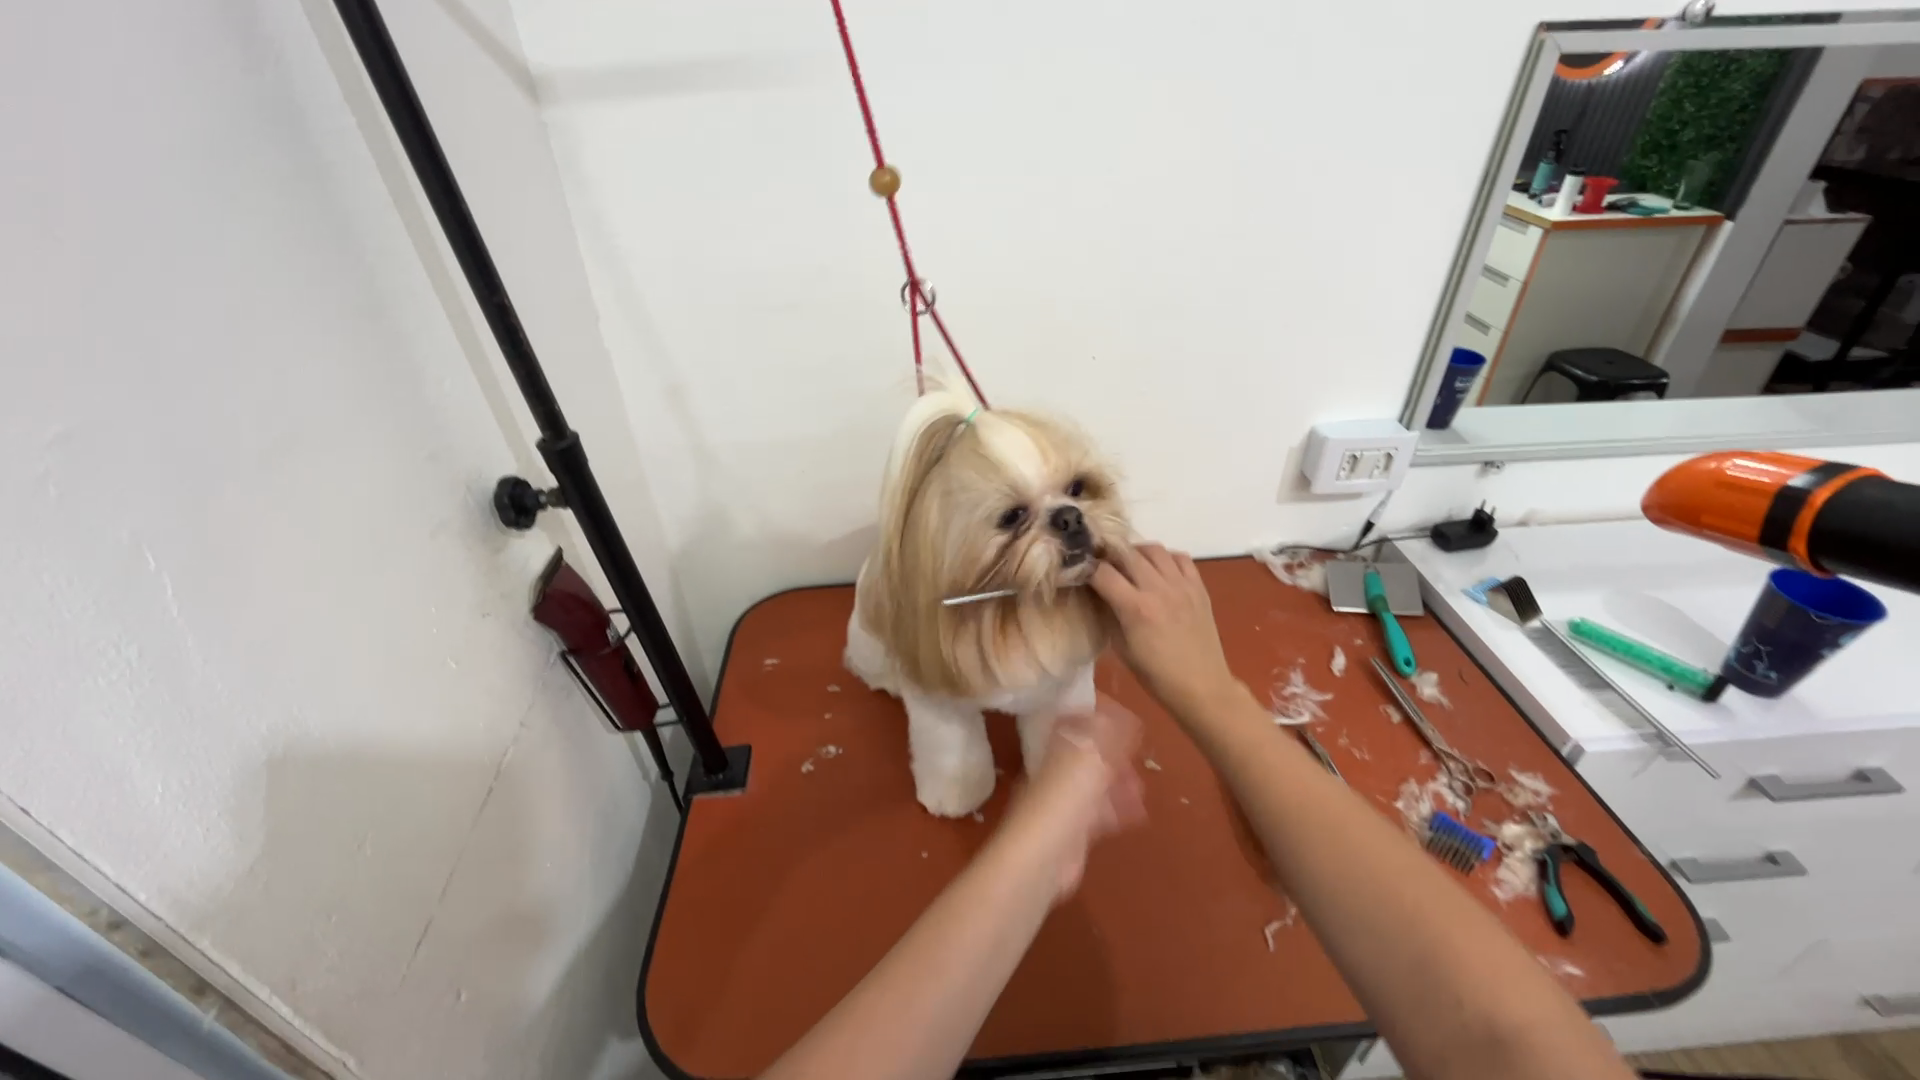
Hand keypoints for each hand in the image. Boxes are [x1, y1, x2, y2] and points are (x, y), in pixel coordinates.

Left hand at [1007, 700, 1144, 901]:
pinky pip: (1100, 811)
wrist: (1044, 858)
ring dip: (1119, 782)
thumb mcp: (1090, 757)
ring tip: (1139, 787)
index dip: (1099, 715)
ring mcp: (1065, 799)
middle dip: (1115, 753)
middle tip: (1136, 755)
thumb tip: (1122, 714)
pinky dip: (1118, 809)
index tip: (1125, 717)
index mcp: (1054, 747)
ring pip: (1096, 783)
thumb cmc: (1064, 800)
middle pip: (1088, 752)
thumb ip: (1108, 734)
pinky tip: (1136, 813)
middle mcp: (1056, 769)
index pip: (1075, 719)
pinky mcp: (1075, 828)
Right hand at [1091, 543, 1244, 721]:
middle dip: (1108, 553)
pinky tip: (1158, 570)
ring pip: (1154, 548)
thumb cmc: (1156, 674)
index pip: (1102, 573)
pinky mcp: (1199, 587)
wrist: (1201, 686)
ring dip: (1136, 551)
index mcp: (1136, 609)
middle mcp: (1159, 589)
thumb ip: (1108, 614)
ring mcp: (1182, 586)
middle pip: (1126, 553)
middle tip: (1100, 561)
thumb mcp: (1121, 648)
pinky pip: (1181, 557)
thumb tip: (1096, 592)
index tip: (1079, 570)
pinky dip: (1166, 558)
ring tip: (1130, 563)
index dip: (1086, 568)